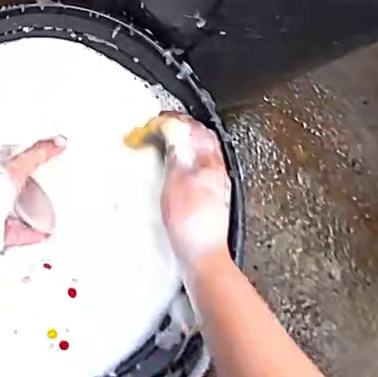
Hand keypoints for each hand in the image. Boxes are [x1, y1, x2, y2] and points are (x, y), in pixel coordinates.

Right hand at [153, 114, 231, 272]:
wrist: (203, 257)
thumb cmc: (192, 224)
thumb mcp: (175, 181)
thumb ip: (175, 155)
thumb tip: (172, 133)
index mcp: (211, 163)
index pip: (196, 129)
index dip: (177, 120)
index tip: (160, 118)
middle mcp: (217, 172)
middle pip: (202, 140)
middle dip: (183, 129)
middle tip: (163, 127)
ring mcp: (215, 188)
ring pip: (202, 155)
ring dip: (185, 145)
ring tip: (167, 145)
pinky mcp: (210, 202)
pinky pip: (199, 171)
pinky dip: (186, 163)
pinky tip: (175, 172)